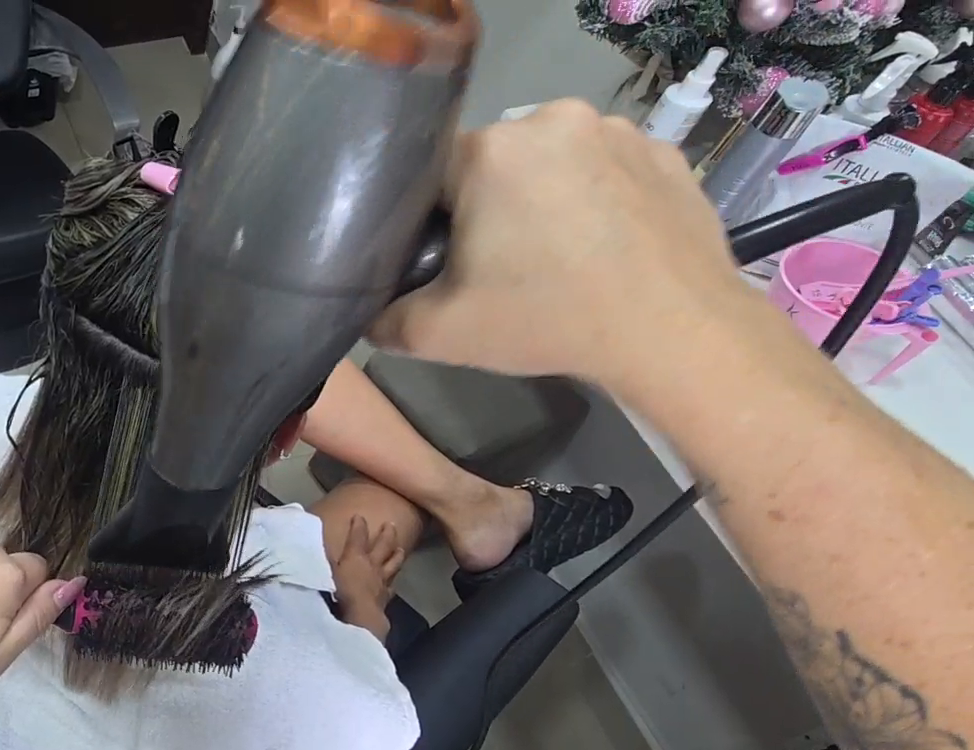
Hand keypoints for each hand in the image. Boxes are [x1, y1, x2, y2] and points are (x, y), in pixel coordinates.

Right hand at [330, 517, 403, 642]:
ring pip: (393, 564)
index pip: (357, 536)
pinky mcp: (384, 597)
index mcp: (355, 557)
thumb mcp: (324, 572)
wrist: (360, 617)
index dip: (358, 525)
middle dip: (386, 534)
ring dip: (396, 554)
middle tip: (391, 523)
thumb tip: (310, 546)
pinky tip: (393, 582)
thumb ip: (320, 559)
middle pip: (382, 546)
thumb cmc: (339, 593)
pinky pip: (391, 587)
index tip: (359, 516)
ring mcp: (381, 581)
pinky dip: (392, 582)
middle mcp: (371, 565)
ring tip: (401, 548)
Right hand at [372, 99, 777, 392]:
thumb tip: (369, 314)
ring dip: (533, 200)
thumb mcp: (435, 335)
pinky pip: (600, 170)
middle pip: (487, 164)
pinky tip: (591, 248)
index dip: (419, 220)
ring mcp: (617, 131)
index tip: (431, 258)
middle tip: (486, 265)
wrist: (672, 330)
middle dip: (478, 207)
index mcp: (489, 153)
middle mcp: (552, 121)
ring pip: (545, 163)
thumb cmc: (545, 319)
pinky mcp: (664, 152)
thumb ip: (382, 321)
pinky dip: (587, 201)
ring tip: (544, 257)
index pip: (425, 175)